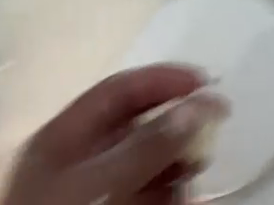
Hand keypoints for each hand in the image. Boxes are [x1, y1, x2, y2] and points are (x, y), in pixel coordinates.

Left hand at [0, 65, 227, 204]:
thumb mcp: (101, 185)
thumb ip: (150, 144)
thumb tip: (201, 103)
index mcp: (64, 137)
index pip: (122, 89)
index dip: (166, 80)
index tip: (208, 87)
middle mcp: (76, 161)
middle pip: (137, 127)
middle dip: (176, 131)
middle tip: (208, 141)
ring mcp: (89, 196)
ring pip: (144, 166)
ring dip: (175, 169)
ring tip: (192, 178)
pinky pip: (145, 197)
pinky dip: (166, 197)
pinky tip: (182, 203)